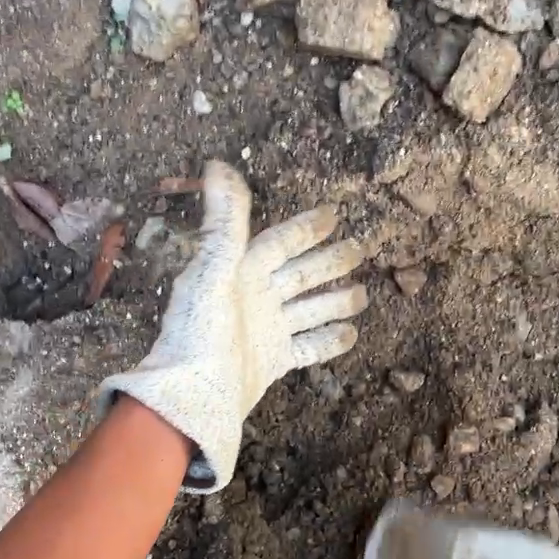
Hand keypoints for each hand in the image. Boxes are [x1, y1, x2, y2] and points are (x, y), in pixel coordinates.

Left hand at [101, 161, 366, 491]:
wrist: (196, 394)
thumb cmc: (201, 329)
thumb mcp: (212, 268)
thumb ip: (223, 220)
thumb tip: (218, 164)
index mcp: (241, 272)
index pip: (279, 243)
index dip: (306, 229)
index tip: (333, 215)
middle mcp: (255, 297)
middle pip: (301, 274)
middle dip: (330, 262)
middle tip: (361, 250)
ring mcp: (266, 330)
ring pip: (309, 309)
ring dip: (335, 301)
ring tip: (362, 295)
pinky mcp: (273, 361)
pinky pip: (308, 347)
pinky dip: (329, 340)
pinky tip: (352, 333)